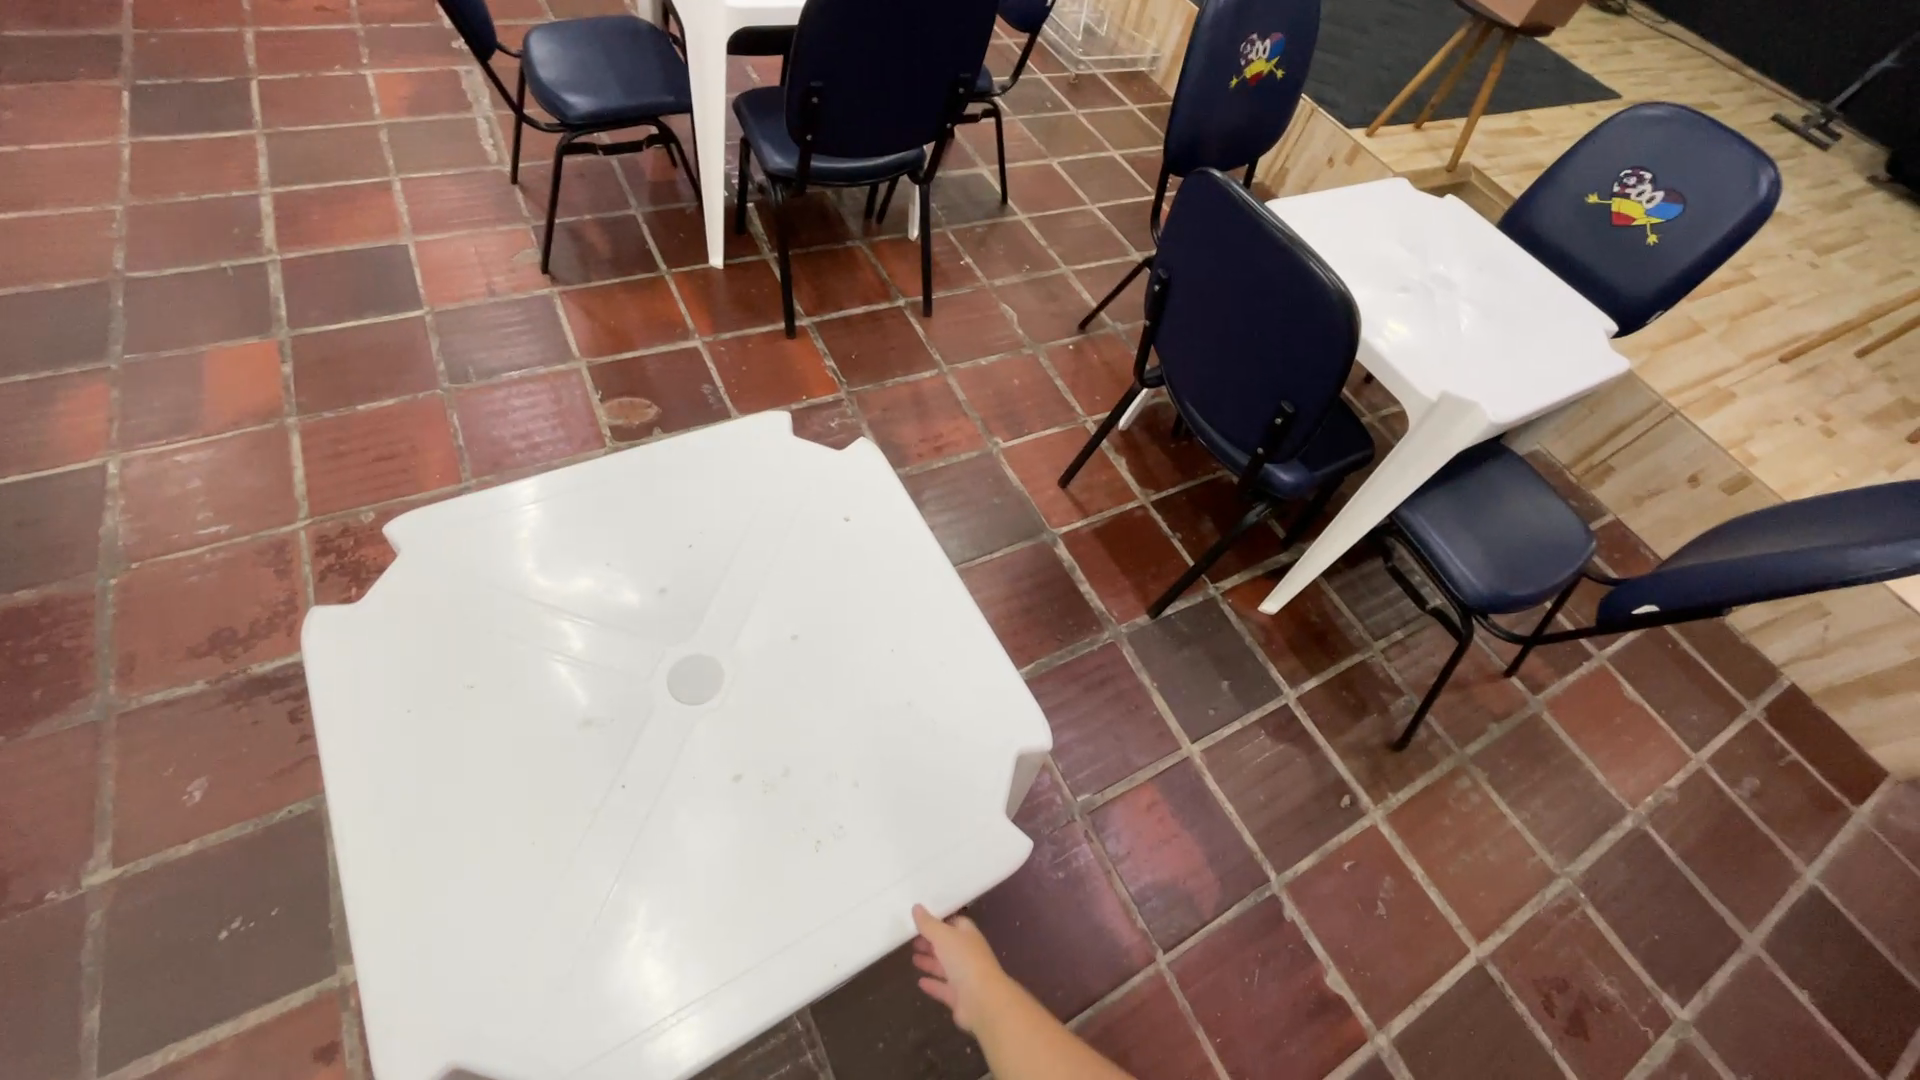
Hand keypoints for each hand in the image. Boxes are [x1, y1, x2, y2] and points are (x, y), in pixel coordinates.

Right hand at [911, 904, 1011, 1034]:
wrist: (982, 1001)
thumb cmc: (965, 960)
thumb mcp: (943, 936)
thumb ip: (929, 924)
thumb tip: (916, 907)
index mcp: (968, 935)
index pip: (955, 923)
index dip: (940, 922)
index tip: (921, 920)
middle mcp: (968, 954)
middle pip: (948, 945)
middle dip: (932, 942)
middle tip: (912, 941)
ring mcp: (965, 977)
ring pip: (945, 967)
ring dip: (930, 962)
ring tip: (913, 958)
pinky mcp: (959, 998)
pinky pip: (943, 988)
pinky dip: (933, 984)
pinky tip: (920, 982)